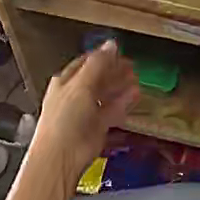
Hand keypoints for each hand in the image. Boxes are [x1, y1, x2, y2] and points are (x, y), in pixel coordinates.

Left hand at [30, 42, 139, 185]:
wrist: (63, 155)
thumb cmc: (66, 118)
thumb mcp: (81, 85)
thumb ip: (98, 64)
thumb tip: (112, 43)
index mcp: (65, 82)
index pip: (85, 63)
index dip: (102, 56)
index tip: (119, 50)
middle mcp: (75, 95)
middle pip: (98, 77)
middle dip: (115, 70)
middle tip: (132, 63)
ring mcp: (88, 110)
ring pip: (107, 93)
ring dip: (121, 84)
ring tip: (137, 76)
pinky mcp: (99, 125)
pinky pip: (114, 109)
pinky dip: (125, 101)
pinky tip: (136, 93)